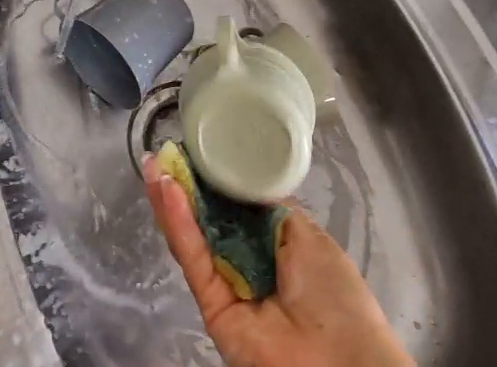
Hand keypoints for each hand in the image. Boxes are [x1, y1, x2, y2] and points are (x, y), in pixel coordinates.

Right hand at [143, 154, 412, 366]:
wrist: (341, 362)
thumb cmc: (336, 295)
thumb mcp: (308, 236)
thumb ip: (268, 207)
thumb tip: (237, 179)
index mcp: (277, 243)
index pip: (237, 205)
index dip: (216, 178)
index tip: (195, 150)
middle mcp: (249, 260)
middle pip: (210, 218)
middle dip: (187, 184)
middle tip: (165, 153)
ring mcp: (227, 282)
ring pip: (195, 235)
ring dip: (174, 199)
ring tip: (155, 164)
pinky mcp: (210, 304)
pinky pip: (193, 259)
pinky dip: (178, 224)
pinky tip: (166, 192)